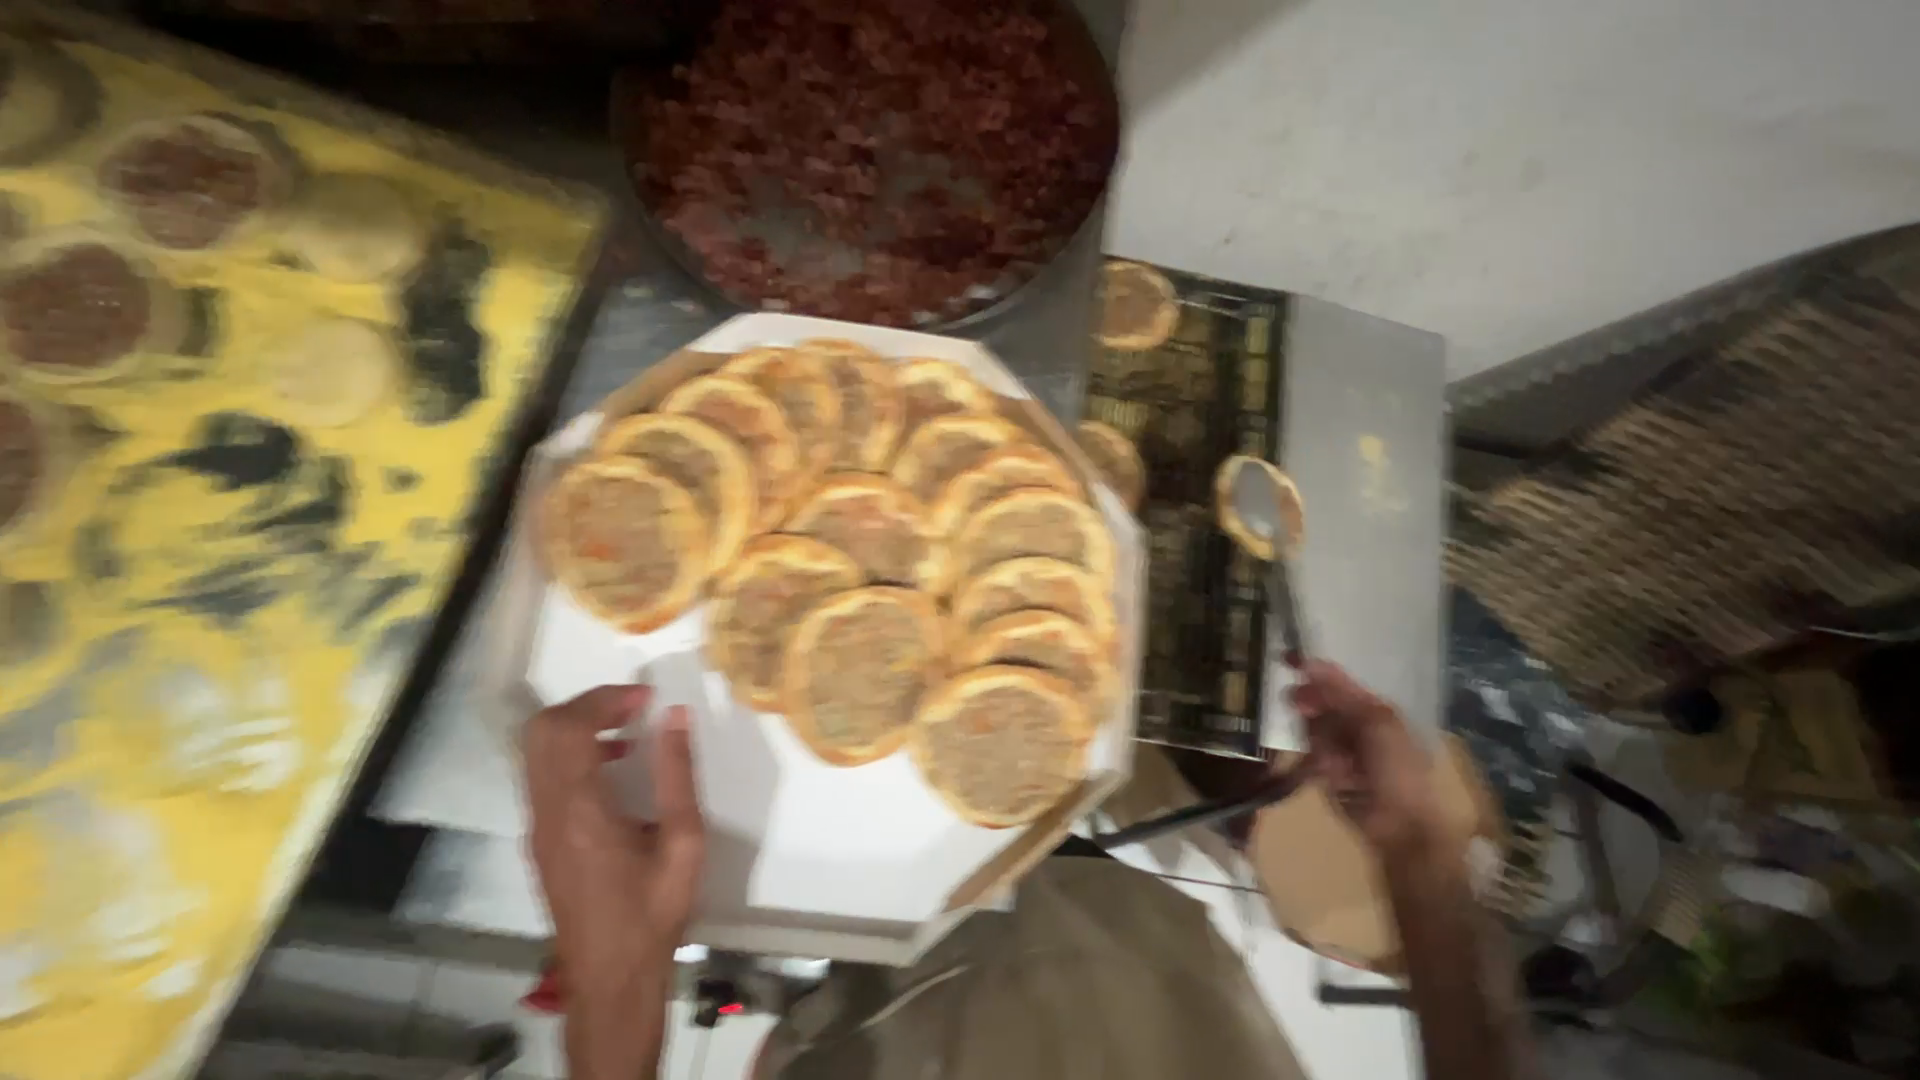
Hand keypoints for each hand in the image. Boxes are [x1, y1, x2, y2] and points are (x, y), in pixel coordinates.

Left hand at [524, 685, 703, 1079]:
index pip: (570, 728)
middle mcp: (546, 813)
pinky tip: (613, 768)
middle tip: (633, 706)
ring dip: (577, 727)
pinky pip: (543, 776)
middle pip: (541, 730)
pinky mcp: (539, 841)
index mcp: (580, 810)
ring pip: (536, 751)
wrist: (611, 977)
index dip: (605, 700)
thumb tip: (674, 716)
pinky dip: (571, 753)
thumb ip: (677, 774)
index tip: (646, 698)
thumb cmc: (653, 911)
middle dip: (586, 705)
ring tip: (627, 731)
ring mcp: (536, 828)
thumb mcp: (684, 841)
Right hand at [1290, 660, 1440, 854]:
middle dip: (1311, 707)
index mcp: (1373, 709)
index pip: (1337, 681)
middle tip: (1300, 709)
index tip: (1288, 659)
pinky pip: (1311, 754)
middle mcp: (1355, 724)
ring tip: (1338, 763)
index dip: (1314, 669)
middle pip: (1319, 702)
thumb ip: (1343, 694)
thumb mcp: (1378, 722)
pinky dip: (1319, 763)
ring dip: (1320, 742)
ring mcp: (1339, 747)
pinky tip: (1335, 775)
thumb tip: (1311, 666)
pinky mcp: (1326, 770)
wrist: (1400, 825)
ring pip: (1312, 728)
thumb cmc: (1397, 769)